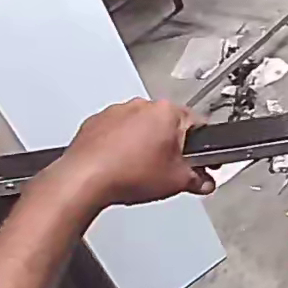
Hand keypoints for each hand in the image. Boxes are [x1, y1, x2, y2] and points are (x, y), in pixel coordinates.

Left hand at [30, 99, 214, 215]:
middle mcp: (142, 106)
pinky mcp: (96, 123)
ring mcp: (117, 112)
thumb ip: (198, 180)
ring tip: (144, 170)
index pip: (198, 125)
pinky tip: (124, 166)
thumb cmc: (126, 173)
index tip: (203, 161)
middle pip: (170, 125)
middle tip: (171, 170)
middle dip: (173, 146)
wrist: (83, 181)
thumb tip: (203, 182)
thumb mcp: (177, 181)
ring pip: (143, 127)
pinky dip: (123, 146)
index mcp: (168, 112)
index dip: (204, 147)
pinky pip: (118, 132)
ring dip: (147, 144)